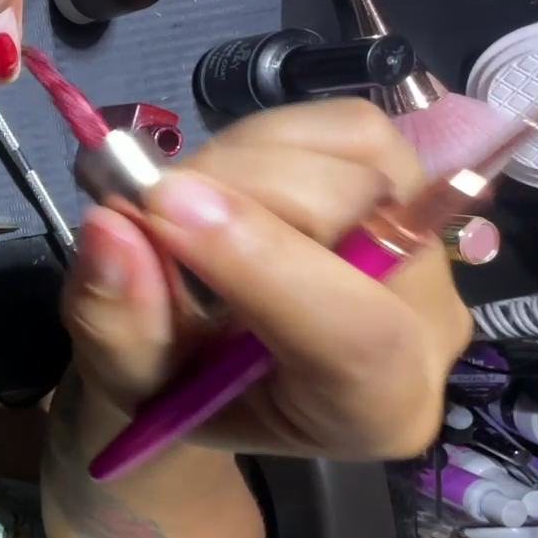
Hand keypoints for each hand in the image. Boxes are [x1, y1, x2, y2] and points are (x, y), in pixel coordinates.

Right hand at [60, 100, 474, 460]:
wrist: (208, 368)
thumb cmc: (169, 389)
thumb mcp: (120, 382)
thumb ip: (115, 320)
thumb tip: (110, 223)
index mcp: (369, 409)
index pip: (357, 331)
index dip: (257, 257)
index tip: (157, 206)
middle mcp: (427, 328)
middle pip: (357, 214)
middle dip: (229, 190)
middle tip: (144, 204)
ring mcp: (422, 250)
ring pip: (357, 154)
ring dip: (241, 158)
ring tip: (180, 198)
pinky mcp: (405, 192)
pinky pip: (348, 128)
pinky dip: (265, 135)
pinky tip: (222, 179)